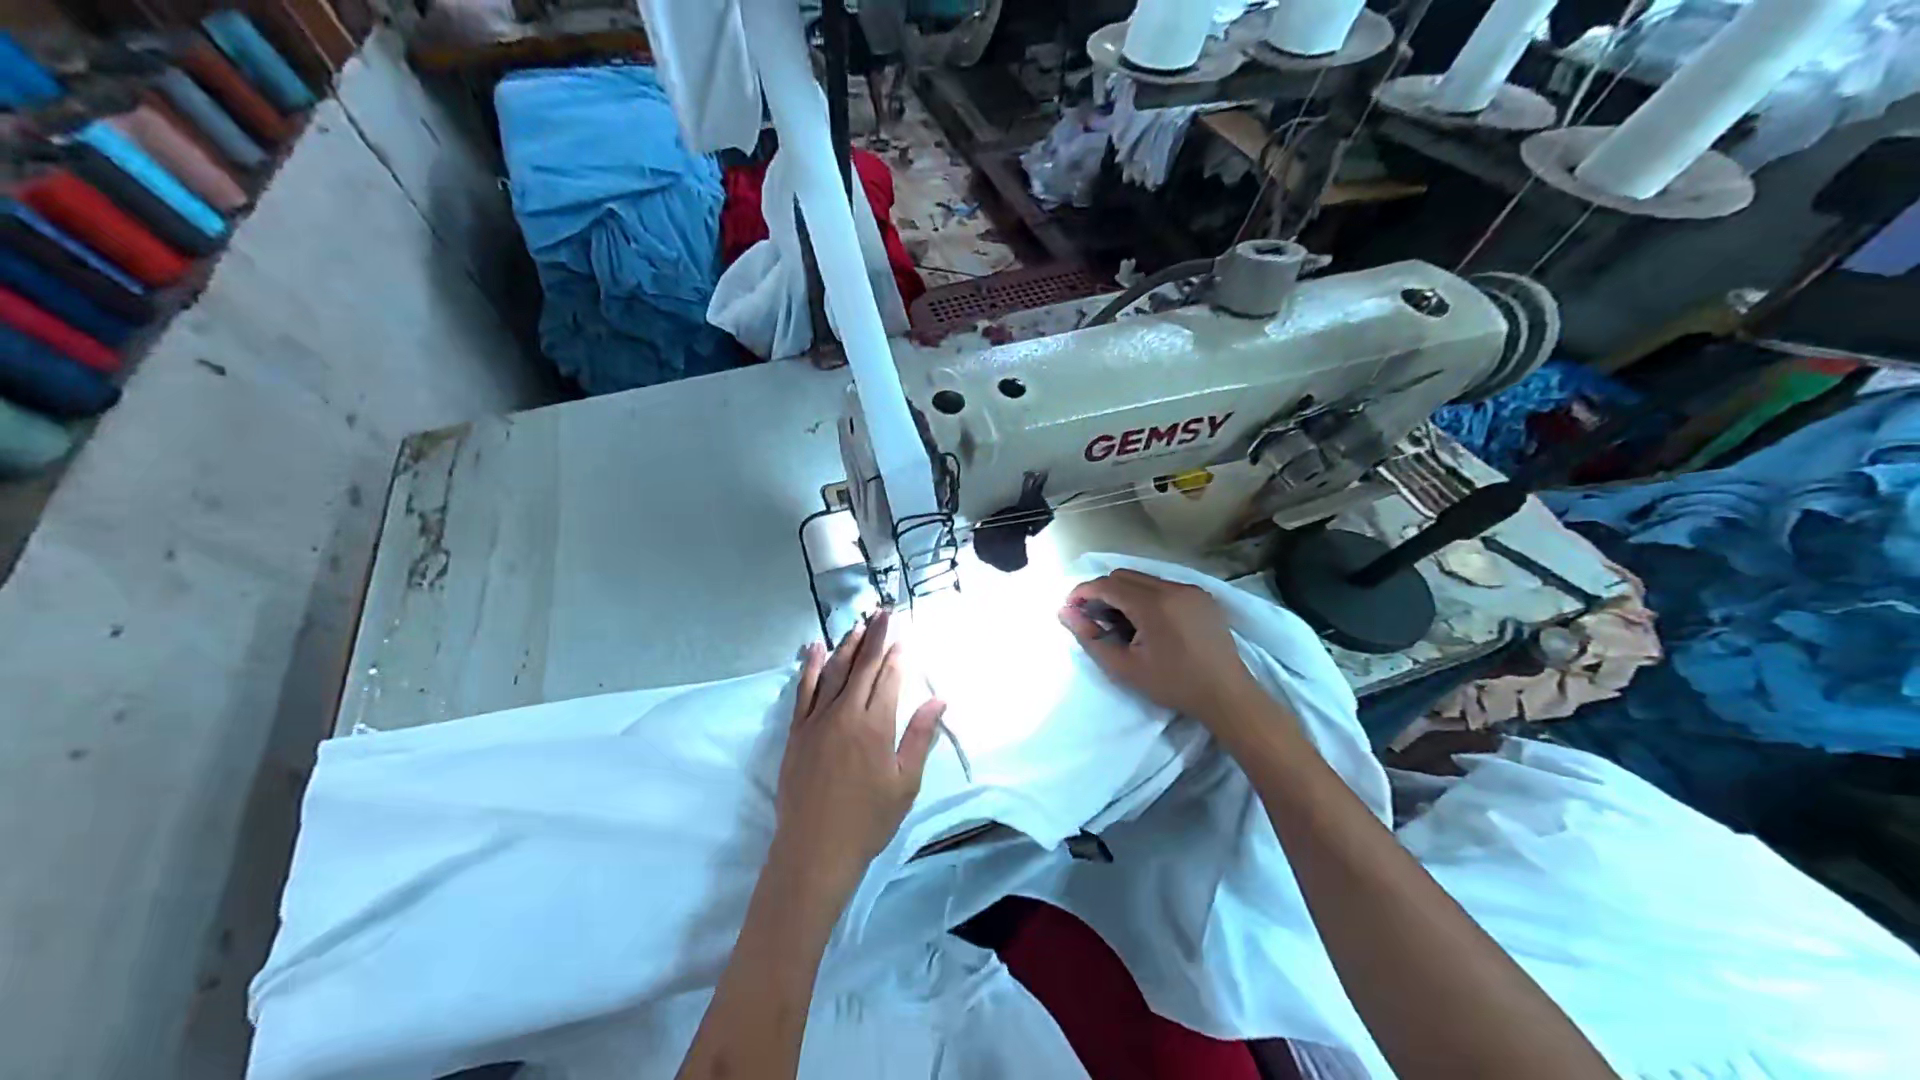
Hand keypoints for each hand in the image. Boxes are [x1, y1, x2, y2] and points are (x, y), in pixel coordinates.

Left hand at [771, 610, 944, 899]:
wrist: (815, 849)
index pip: (889, 678)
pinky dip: (810, 666)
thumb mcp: (905, 782)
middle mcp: (845, 714)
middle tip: (883, 612)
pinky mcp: (796, 731)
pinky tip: (814, 647)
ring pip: (833, 671)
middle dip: (875, 637)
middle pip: (862, 666)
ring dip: (847, 645)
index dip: (897, 653)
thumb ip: (920, 737)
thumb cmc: (868, 820)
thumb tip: (939, 700)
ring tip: (859, 624)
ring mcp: (816, 720)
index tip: (903, 633)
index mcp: (875, 726)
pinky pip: (803, 690)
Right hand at [1059, 569, 1266, 722]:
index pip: (1107, 584)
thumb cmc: (1173, 684)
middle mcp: (1173, 587)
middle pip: (1124, 576)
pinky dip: (1146, 596)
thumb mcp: (1124, 667)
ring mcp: (1191, 590)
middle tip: (1092, 618)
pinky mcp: (1202, 597)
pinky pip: (1164, 586)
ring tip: (1117, 621)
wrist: (1227, 695)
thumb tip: (1064, 612)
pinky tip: (1145, 622)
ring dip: (1124, 593)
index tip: (1069, 608)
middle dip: (1102, 591)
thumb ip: (1090, 638)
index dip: (1083, 592)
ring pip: (1144, 579)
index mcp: (1153, 603)